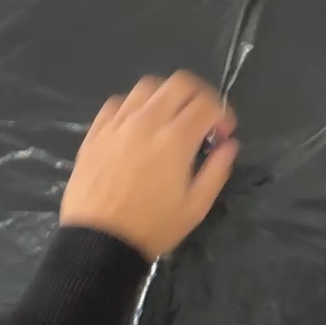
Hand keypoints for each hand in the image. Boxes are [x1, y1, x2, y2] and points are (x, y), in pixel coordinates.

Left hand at [61, 72, 238, 259]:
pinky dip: (135, 107)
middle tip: (203, 120)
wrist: (99, 240)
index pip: (208, 103)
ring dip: (166, 97)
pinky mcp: (96, 130)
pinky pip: (118, 102)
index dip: (223, 114)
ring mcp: (118, 122)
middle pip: (179, 83)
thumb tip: (229, 145)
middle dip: (199, 96)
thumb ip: (217, 171)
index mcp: (177, 139)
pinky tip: (138, 126)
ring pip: (148, 87)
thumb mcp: (196, 207)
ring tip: (170, 120)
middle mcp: (148, 120)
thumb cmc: (153, 227)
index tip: (224, 134)